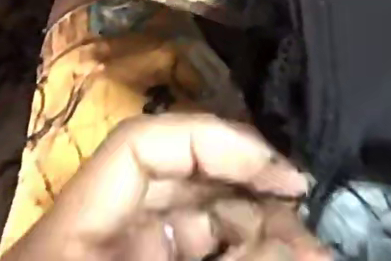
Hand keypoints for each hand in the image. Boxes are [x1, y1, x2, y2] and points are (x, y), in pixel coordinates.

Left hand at [6, 114, 330, 260]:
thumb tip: (291, 246)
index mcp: (79, 231)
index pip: (146, 147)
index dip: (215, 141)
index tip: (277, 172)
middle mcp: (102, 236)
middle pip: (183, 181)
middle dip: (250, 189)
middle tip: (308, 212)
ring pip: (198, 222)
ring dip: (256, 230)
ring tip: (312, 251)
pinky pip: (198, 258)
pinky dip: (238, 255)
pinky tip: (276, 259)